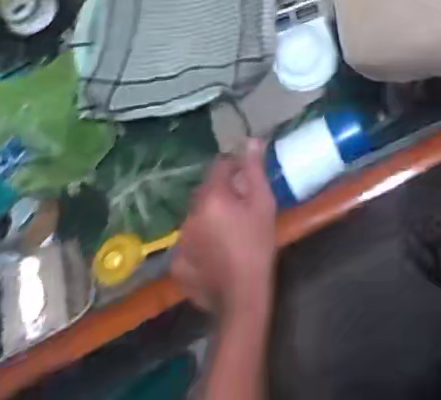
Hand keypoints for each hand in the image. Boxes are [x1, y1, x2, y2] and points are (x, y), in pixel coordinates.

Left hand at [171, 141, 277, 319]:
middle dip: (223, 193)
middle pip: (207, 191)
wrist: (242, 299)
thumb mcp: (263, 204)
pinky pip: (190, 242)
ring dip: (211, 217)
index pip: (220, 166)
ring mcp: (181, 240)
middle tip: (244, 209)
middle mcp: (190, 213)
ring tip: (232, 233)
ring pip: (198, 216)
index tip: (249, 182)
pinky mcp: (177, 263)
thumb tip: (251, 140)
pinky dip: (201, 242)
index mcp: (211, 196)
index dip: (236, 169)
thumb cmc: (257, 247)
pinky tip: (217, 253)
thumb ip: (254, 169)